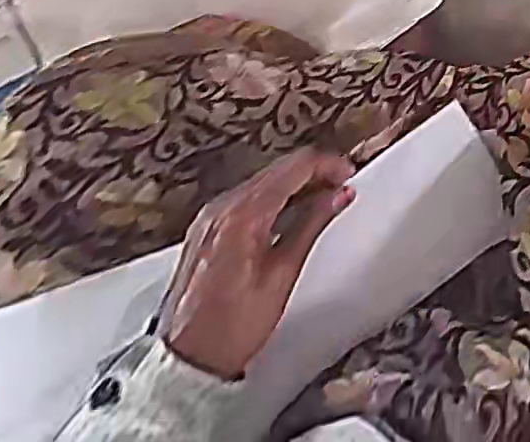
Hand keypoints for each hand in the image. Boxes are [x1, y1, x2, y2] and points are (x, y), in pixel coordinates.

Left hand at [157, 148, 355, 379]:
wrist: (181, 365)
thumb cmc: (229, 328)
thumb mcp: (283, 272)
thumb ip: (313, 223)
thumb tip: (339, 194)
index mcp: (242, 215)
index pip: (298, 165)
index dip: (330, 165)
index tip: (349, 175)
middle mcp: (221, 209)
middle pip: (281, 168)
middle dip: (317, 172)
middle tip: (342, 187)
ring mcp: (210, 218)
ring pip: (267, 179)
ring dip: (298, 183)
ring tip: (324, 200)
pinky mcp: (206, 230)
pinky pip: (250, 196)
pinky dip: (277, 196)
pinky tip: (293, 212)